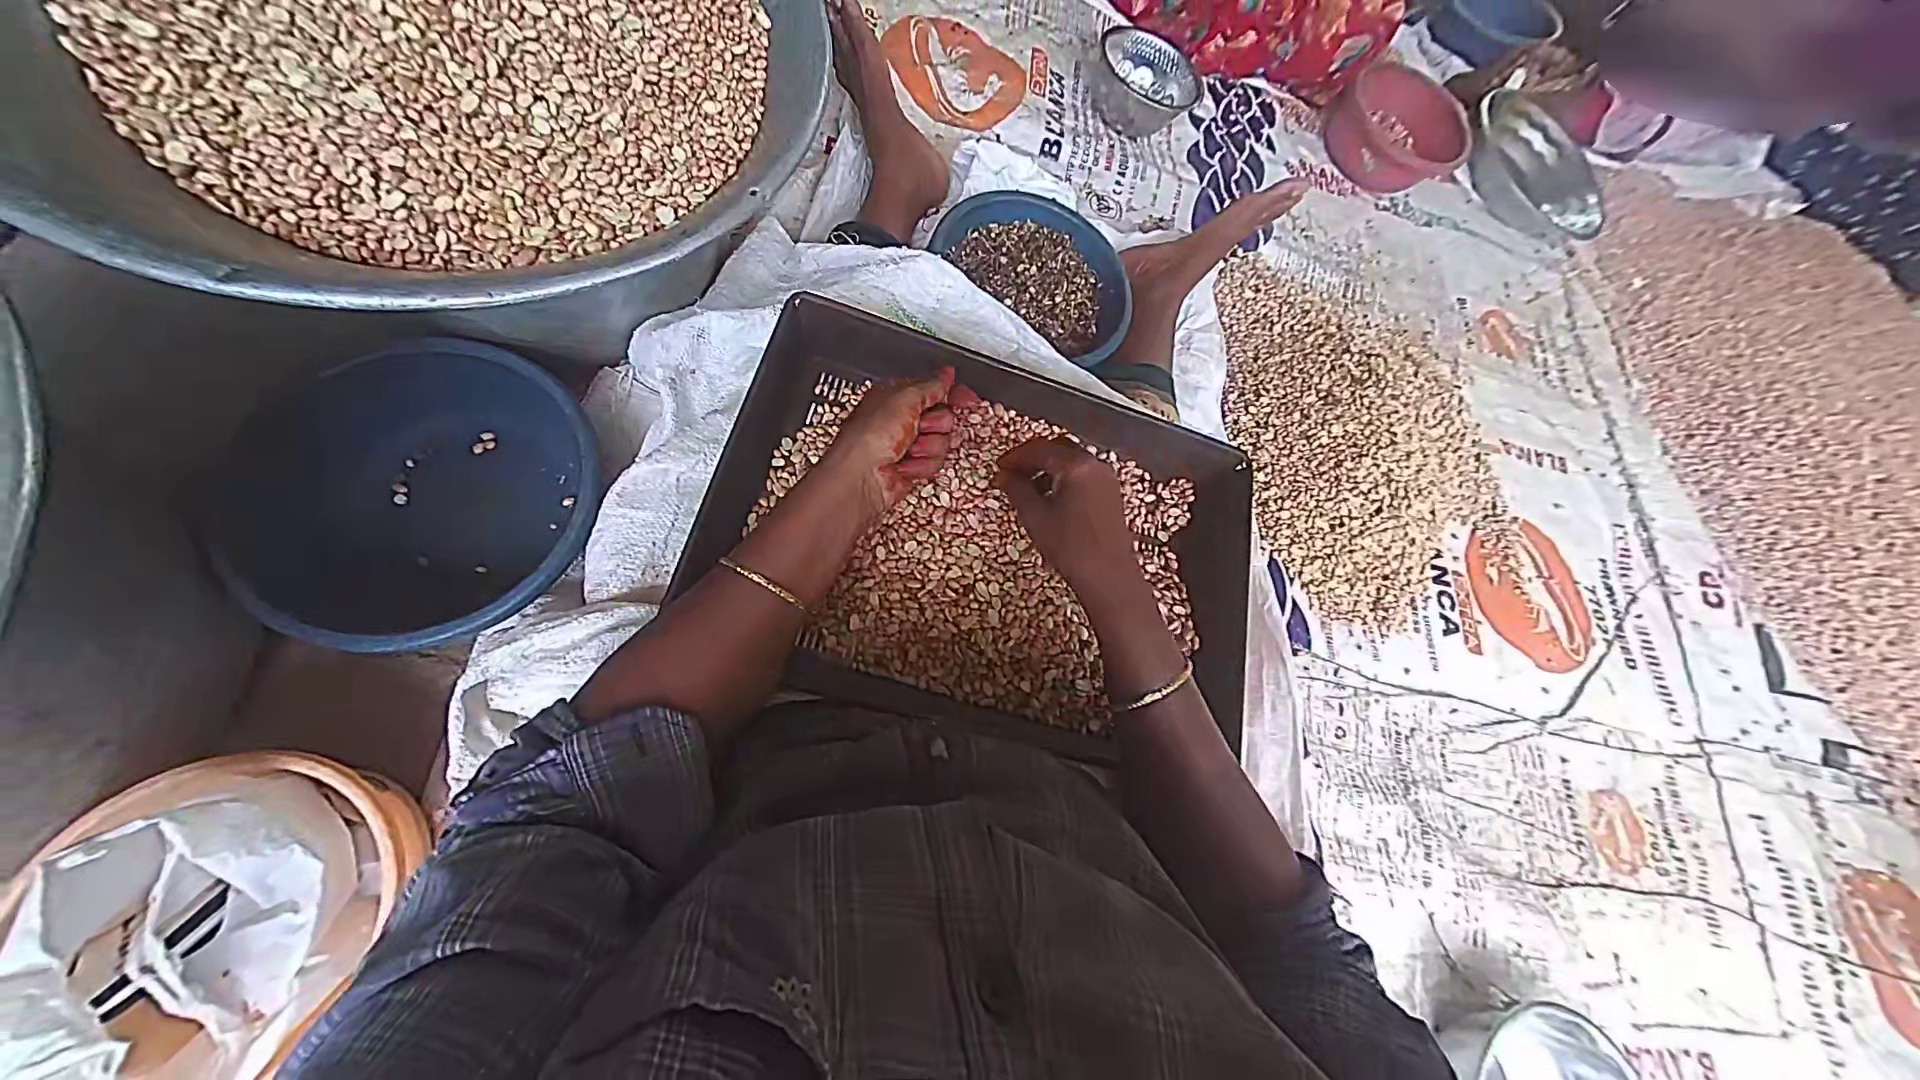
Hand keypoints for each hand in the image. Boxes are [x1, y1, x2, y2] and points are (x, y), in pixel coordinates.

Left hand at [820, 366, 979, 520]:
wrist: (862, 476)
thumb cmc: (871, 435)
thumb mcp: (905, 398)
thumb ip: (931, 385)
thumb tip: (947, 374)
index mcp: (897, 397)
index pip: (934, 390)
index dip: (953, 394)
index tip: (968, 399)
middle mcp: (903, 420)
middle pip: (944, 417)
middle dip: (937, 424)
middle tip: (921, 427)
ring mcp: (909, 445)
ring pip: (943, 442)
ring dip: (929, 446)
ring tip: (909, 449)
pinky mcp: (914, 467)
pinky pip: (936, 462)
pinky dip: (923, 464)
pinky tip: (905, 465)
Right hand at [994, 436, 1141, 592]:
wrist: (1109, 577)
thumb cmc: (1070, 548)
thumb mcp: (1035, 517)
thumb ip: (1017, 490)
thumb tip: (1003, 476)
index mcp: (1077, 466)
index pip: (1039, 449)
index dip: (1015, 457)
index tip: (999, 467)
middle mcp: (1095, 465)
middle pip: (1057, 449)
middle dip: (1032, 459)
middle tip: (1011, 473)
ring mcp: (1106, 478)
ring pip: (1070, 462)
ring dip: (1046, 469)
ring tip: (1026, 489)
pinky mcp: (1110, 493)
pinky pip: (1082, 475)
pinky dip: (1062, 479)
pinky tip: (1048, 499)